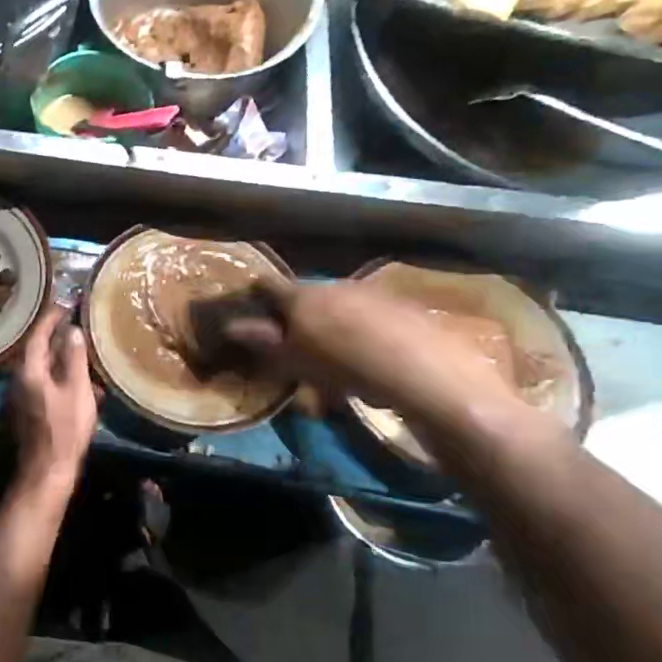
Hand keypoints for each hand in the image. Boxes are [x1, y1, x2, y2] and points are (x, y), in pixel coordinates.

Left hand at [10, 301, 97, 487]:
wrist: (48, 469)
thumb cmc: (65, 428)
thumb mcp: (76, 390)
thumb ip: (74, 358)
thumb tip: (71, 330)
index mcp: (28, 370)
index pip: (37, 335)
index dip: (51, 318)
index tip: (65, 302)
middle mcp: (19, 379)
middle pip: (37, 350)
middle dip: (56, 335)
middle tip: (74, 321)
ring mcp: (21, 395)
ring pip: (42, 367)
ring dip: (61, 358)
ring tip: (82, 349)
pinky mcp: (28, 408)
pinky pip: (44, 383)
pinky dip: (60, 376)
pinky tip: (80, 381)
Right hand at [222, 279, 526, 427]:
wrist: (429, 376)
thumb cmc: (346, 367)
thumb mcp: (295, 361)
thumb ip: (263, 341)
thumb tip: (232, 326)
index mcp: (304, 295)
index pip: (269, 285)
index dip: (257, 295)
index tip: (250, 309)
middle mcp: (339, 286)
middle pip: (309, 298)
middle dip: (300, 319)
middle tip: (296, 350)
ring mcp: (376, 295)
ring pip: (343, 309)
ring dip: (334, 330)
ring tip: (336, 366)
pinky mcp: (409, 311)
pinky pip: (374, 321)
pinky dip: (366, 338)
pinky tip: (372, 368)